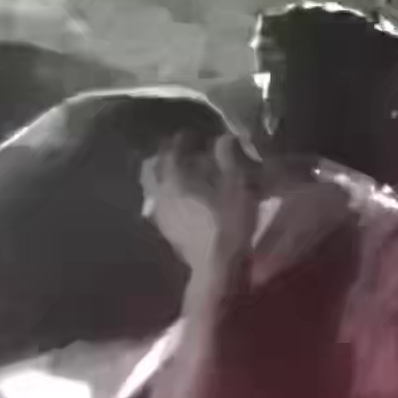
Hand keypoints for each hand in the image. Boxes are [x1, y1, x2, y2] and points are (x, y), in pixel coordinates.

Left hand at [140, 134, 259, 272]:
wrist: (217, 265)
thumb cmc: (230, 218)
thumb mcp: (240, 181)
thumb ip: (229, 155)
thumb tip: (224, 136)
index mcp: (176, 178)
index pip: (172, 149)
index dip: (183, 138)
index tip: (195, 132)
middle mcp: (160, 193)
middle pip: (158, 167)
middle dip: (171, 156)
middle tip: (189, 150)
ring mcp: (159, 214)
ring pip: (159, 186)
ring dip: (172, 176)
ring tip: (190, 174)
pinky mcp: (166, 230)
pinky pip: (164, 203)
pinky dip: (174, 194)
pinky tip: (189, 198)